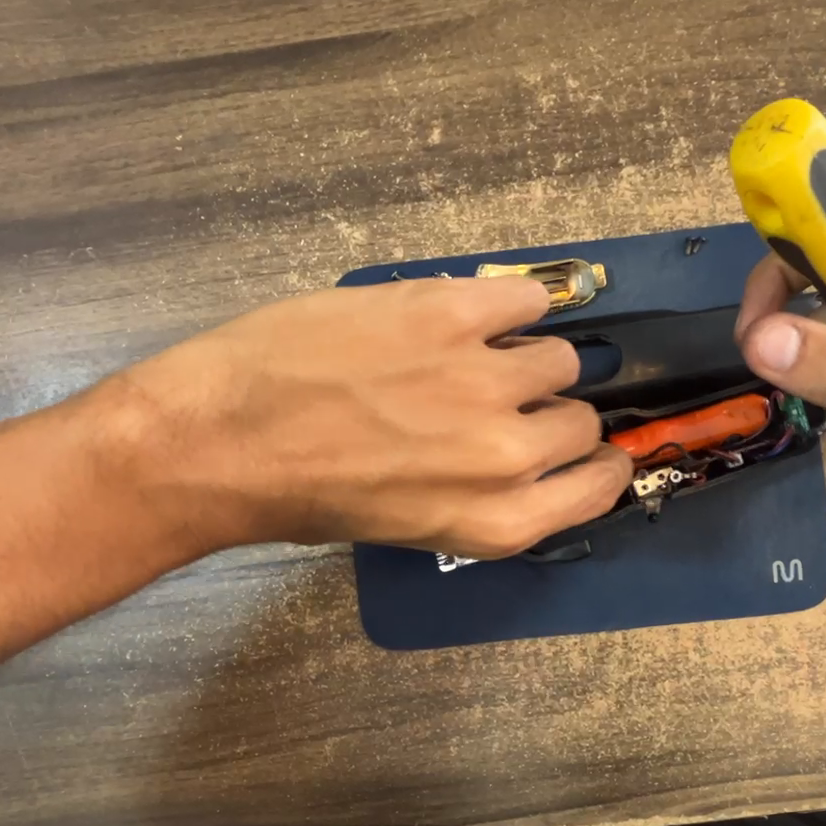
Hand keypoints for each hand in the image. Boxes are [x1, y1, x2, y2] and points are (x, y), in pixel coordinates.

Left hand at [113, 277, 631, 557]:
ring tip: (475, 358)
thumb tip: (530, 451)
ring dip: (529, 359)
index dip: (596, 464)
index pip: (600, 485)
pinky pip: (525, 299)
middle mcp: (508, 456)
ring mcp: (484, 381)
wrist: (225, 440)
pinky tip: (475, 314)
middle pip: (579, 419)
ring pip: (560, 357)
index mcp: (500, 520)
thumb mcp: (417, 526)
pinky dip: (512, 306)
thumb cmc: (311, 496)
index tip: (586, 449)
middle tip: (504, 402)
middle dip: (550, 412)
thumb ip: (489, 497)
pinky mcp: (451, 314)